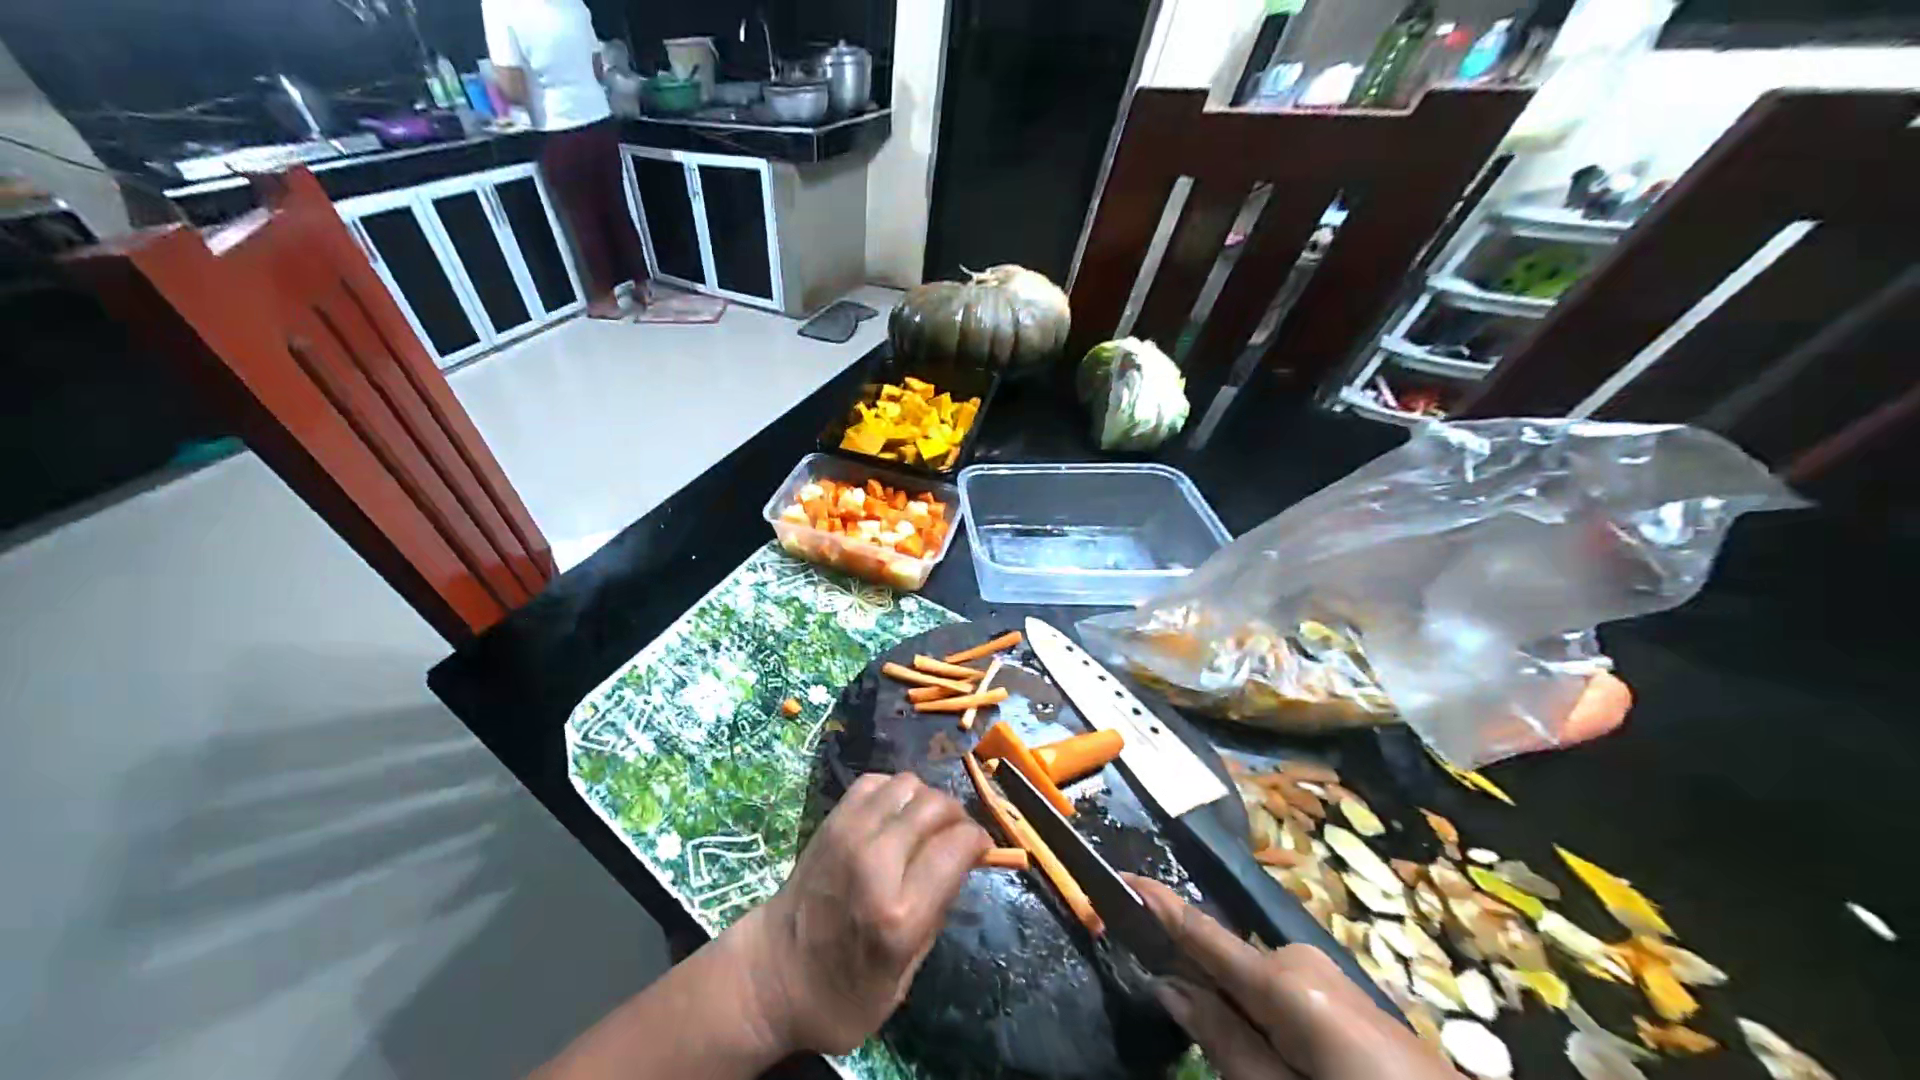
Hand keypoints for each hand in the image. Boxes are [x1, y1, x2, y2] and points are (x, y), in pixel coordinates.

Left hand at [734, 772, 991, 1054]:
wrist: (772, 976)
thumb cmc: (843, 993)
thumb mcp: (905, 976)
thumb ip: (938, 911)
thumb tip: (963, 860)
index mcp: (900, 914)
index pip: (957, 845)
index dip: (978, 840)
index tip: (981, 850)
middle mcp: (876, 862)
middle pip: (936, 806)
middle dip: (957, 817)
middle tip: (956, 837)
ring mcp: (849, 834)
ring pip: (908, 784)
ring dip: (926, 800)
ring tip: (925, 825)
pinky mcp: (831, 822)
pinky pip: (876, 782)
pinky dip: (894, 791)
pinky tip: (895, 816)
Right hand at [1126, 874, 1461, 1079]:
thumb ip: (1223, 1041)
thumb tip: (1168, 985)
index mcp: (1285, 984)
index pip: (1203, 932)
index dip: (1158, 904)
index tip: (1120, 876)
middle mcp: (1302, 962)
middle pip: (1226, 959)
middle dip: (1194, 978)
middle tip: (1178, 1021)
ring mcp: (1329, 977)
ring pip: (1252, 980)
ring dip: (1228, 1002)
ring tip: (1240, 1059)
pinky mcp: (1346, 997)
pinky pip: (1281, 993)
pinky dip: (1257, 1011)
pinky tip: (1269, 1054)